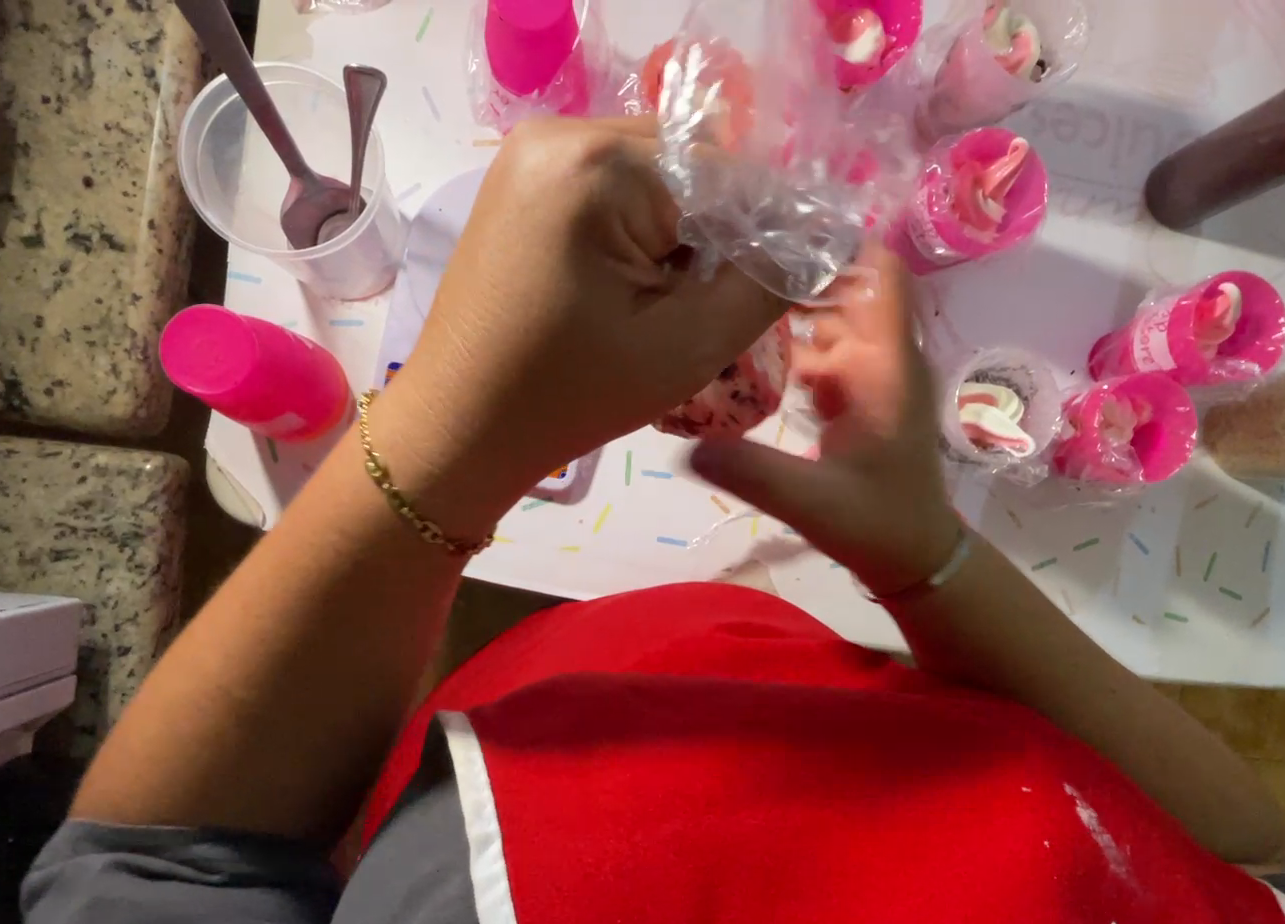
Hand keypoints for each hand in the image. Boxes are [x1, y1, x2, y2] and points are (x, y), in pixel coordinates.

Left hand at [364, 116, 786, 535]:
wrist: (461, 429)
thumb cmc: (570, 398)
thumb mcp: (685, 347)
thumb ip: (765, 283)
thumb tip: (823, 238)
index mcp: (597, 165)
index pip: (729, 173)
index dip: (767, 232)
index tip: (778, 289)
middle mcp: (558, 134)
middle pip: (687, 168)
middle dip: (714, 235)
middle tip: (700, 309)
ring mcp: (530, 155)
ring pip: (652, 180)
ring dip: (677, 236)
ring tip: (660, 306)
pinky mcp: (521, 185)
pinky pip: (610, 192)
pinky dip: (637, 234)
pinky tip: (627, 290)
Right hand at [689, 245, 964, 595]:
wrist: (915, 557)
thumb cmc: (878, 526)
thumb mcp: (812, 502)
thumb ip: (752, 473)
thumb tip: (687, 446)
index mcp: (885, 367)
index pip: (879, 273)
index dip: (836, 241)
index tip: (775, 230)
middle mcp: (882, 358)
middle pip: (844, 286)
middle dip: (793, 270)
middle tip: (727, 261)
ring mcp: (870, 375)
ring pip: (830, 317)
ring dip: (786, 306)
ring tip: (725, 293)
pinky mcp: (857, 394)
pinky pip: (822, 350)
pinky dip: (788, 342)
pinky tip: (743, 348)